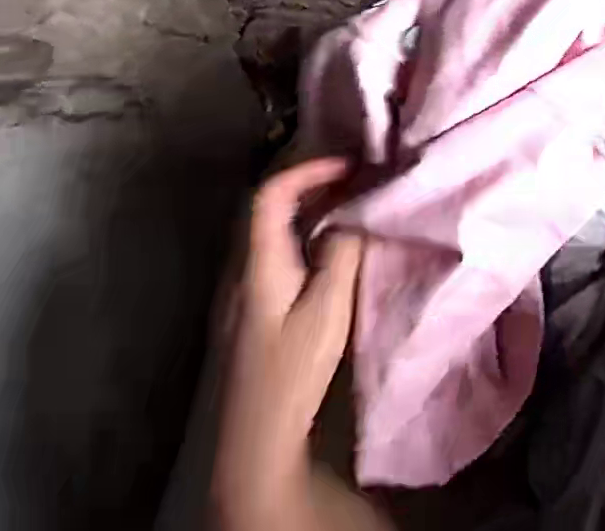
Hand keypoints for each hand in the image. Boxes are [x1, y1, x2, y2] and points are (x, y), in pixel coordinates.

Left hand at [213, 158, 362, 526]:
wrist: (255, 437)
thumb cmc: (293, 369)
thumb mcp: (329, 309)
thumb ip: (342, 254)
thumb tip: (354, 215)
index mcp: (259, 264)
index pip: (270, 196)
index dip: (309, 170)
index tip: (352, 166)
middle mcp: (243, 269)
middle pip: (269, 208)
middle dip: (316, 183)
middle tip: (361, 179)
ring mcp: (245, 289)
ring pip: (275, 229)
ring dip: (314, 207)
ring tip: (355, 204)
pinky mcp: (254, 306)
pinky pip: (280, 250)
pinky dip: (309, 232)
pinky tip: (334, 245)